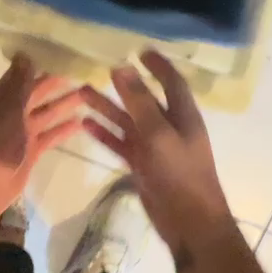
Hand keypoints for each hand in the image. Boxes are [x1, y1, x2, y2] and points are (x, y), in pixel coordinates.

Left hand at [0, 54, 90, 220]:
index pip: (22, 75)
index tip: (61, 53)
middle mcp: (11, 112)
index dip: (39, 64)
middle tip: (82, 71)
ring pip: (45, 114)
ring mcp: (21, 132)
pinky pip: (49, 135)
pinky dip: (63, 129)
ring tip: (88, 94)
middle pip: (36, 93)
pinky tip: (81, 122)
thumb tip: (24, 53)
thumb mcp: (9, 108)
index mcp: (1, 99)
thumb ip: (20, 83)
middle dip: (56, 83)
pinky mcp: (30, 150)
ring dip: (64, 105)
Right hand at [83, 50, 234, 263]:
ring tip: (81, 91)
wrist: (189, 223)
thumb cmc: (180, 174)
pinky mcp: (142, 166)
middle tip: (100, 67)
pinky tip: (85, 123)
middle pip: (143, 99)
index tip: (139, 49)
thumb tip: (122, 67)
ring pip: (127, 121)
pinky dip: (105, 133)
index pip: (171, 81)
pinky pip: (121, 143)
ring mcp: (154, 147)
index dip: (157, 65)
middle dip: (123, 84)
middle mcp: (168, 127)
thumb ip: (140, 101)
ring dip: (107, 107)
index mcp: (183, 115)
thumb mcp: (159, 134)